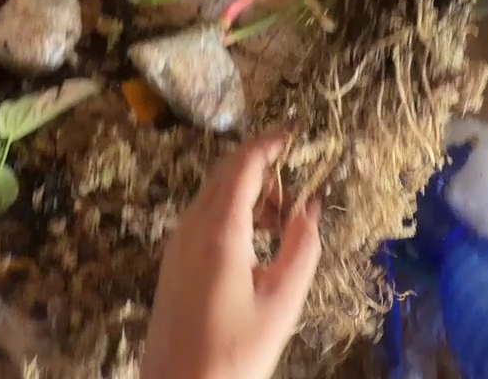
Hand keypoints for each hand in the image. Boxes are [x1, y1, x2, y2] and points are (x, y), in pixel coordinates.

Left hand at [142, 134, 321, 378]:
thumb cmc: (236, 351)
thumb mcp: (282, 303)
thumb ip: (302, 248)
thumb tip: (312, 205)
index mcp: (219, 228)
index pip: (243, 164)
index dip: (270, 143)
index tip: (296, 134)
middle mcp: (193, 222)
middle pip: (226, 171)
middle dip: (262, 165)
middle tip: (297, 179)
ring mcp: (179, 237)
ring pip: (214, 191)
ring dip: (248, 188)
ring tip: (283, 216)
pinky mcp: (175, 255)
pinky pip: (205, 212)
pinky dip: (233, 207)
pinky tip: (255, 237)